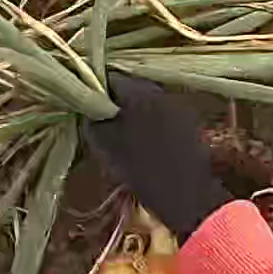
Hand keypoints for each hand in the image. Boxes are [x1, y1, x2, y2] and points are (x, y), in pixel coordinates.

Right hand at [83, 71, 232, 241]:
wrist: (187, 196)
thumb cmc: (140, 168)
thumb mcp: (104, 144)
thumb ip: (91, 119)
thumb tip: (86, 106)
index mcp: (137, 91)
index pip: (108, 77)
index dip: (93, 90)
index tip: (84, 107)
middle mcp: (159, 91)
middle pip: (128, 87)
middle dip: (112, 102)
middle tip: (99, 123)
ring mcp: (177, 106)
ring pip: (144, 102)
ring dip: (130, 113)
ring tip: (120, 136)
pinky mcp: (188, 124)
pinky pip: (159, 115)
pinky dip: (147, 124)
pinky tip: (142, 145)